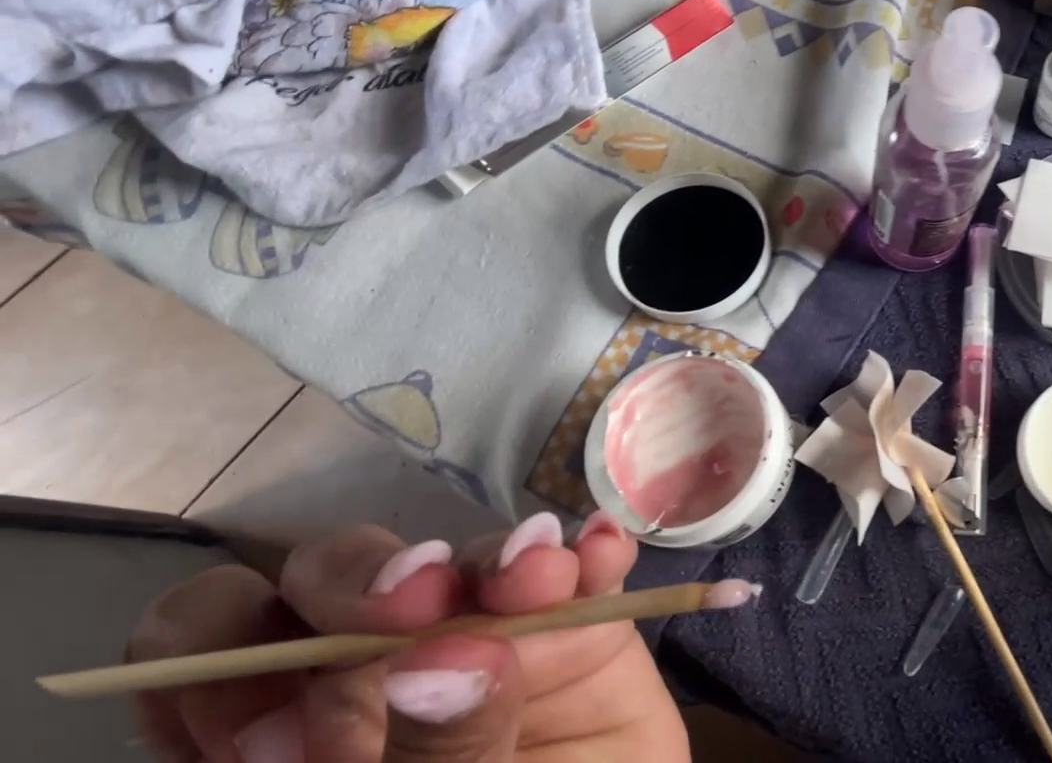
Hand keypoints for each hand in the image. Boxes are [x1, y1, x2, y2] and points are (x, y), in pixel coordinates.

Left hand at [127, 512, 688, 761]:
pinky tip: (605, 554)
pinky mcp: (578, 622)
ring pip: (462, 562)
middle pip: (325, 580)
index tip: (299, 705)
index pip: (201, 658)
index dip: (226, 658)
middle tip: (424, 596)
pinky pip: (582, 566)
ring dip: (499, 557)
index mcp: (285, 747)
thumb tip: (435, 659)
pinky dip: (591, 555)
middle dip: (367, 578)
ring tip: (544, 574)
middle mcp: (373, 676)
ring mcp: (485, 638)